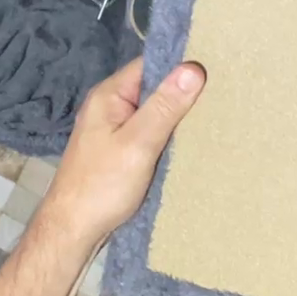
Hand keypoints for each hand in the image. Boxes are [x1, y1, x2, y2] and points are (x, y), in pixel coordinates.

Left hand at [38, 57, 205, 246]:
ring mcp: (114, 130)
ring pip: (154, 114)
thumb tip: (193, 68)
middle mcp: (110, 107)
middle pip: (154, 89)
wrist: (73, 230)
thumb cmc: (102, 185)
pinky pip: (150, 134)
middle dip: (184, 92)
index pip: (151, 65)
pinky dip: (168, 136)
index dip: (181, 65)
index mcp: (109, 95)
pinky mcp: (120, 152)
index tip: (216, 67)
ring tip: (215, 115)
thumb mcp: (139, 143)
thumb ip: (165, 107)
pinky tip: (191, 141)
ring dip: (178, 117)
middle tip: (223, 94)